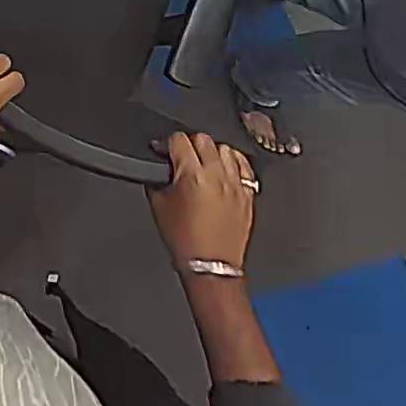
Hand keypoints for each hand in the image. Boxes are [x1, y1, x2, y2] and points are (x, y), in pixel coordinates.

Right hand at [148, 133, 256, 269]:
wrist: (210, 266)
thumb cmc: (186, 241)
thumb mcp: (159, 205)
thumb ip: (157, 179)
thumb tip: (158, 166)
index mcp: (192, 175)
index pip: (178, 140)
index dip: (167, 143)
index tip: (163, 150)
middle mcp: (216, 175)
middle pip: (202, 138)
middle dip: (188, 144)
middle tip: (181, 157)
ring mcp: (235, 183)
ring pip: (225, 147)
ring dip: (212, 152)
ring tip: (203, 163)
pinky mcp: (247, 193)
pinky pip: (244, 165)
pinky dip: (233, 162)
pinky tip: (225, 169)